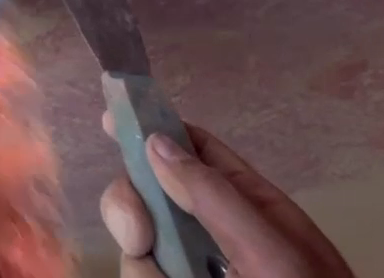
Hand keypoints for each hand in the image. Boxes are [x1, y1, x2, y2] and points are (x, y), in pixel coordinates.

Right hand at [99, 113, 353, 277]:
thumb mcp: (275, 256)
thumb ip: (215, 196)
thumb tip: (154, 141)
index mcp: (251, 209)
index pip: (195, 149)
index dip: (152, 128)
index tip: (108, 121)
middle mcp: (216, 237)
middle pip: (147, 193)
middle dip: (130, 207)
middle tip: (139, 236)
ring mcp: (195, 274)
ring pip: (137, 246)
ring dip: (143, 268)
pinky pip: (140, 276)